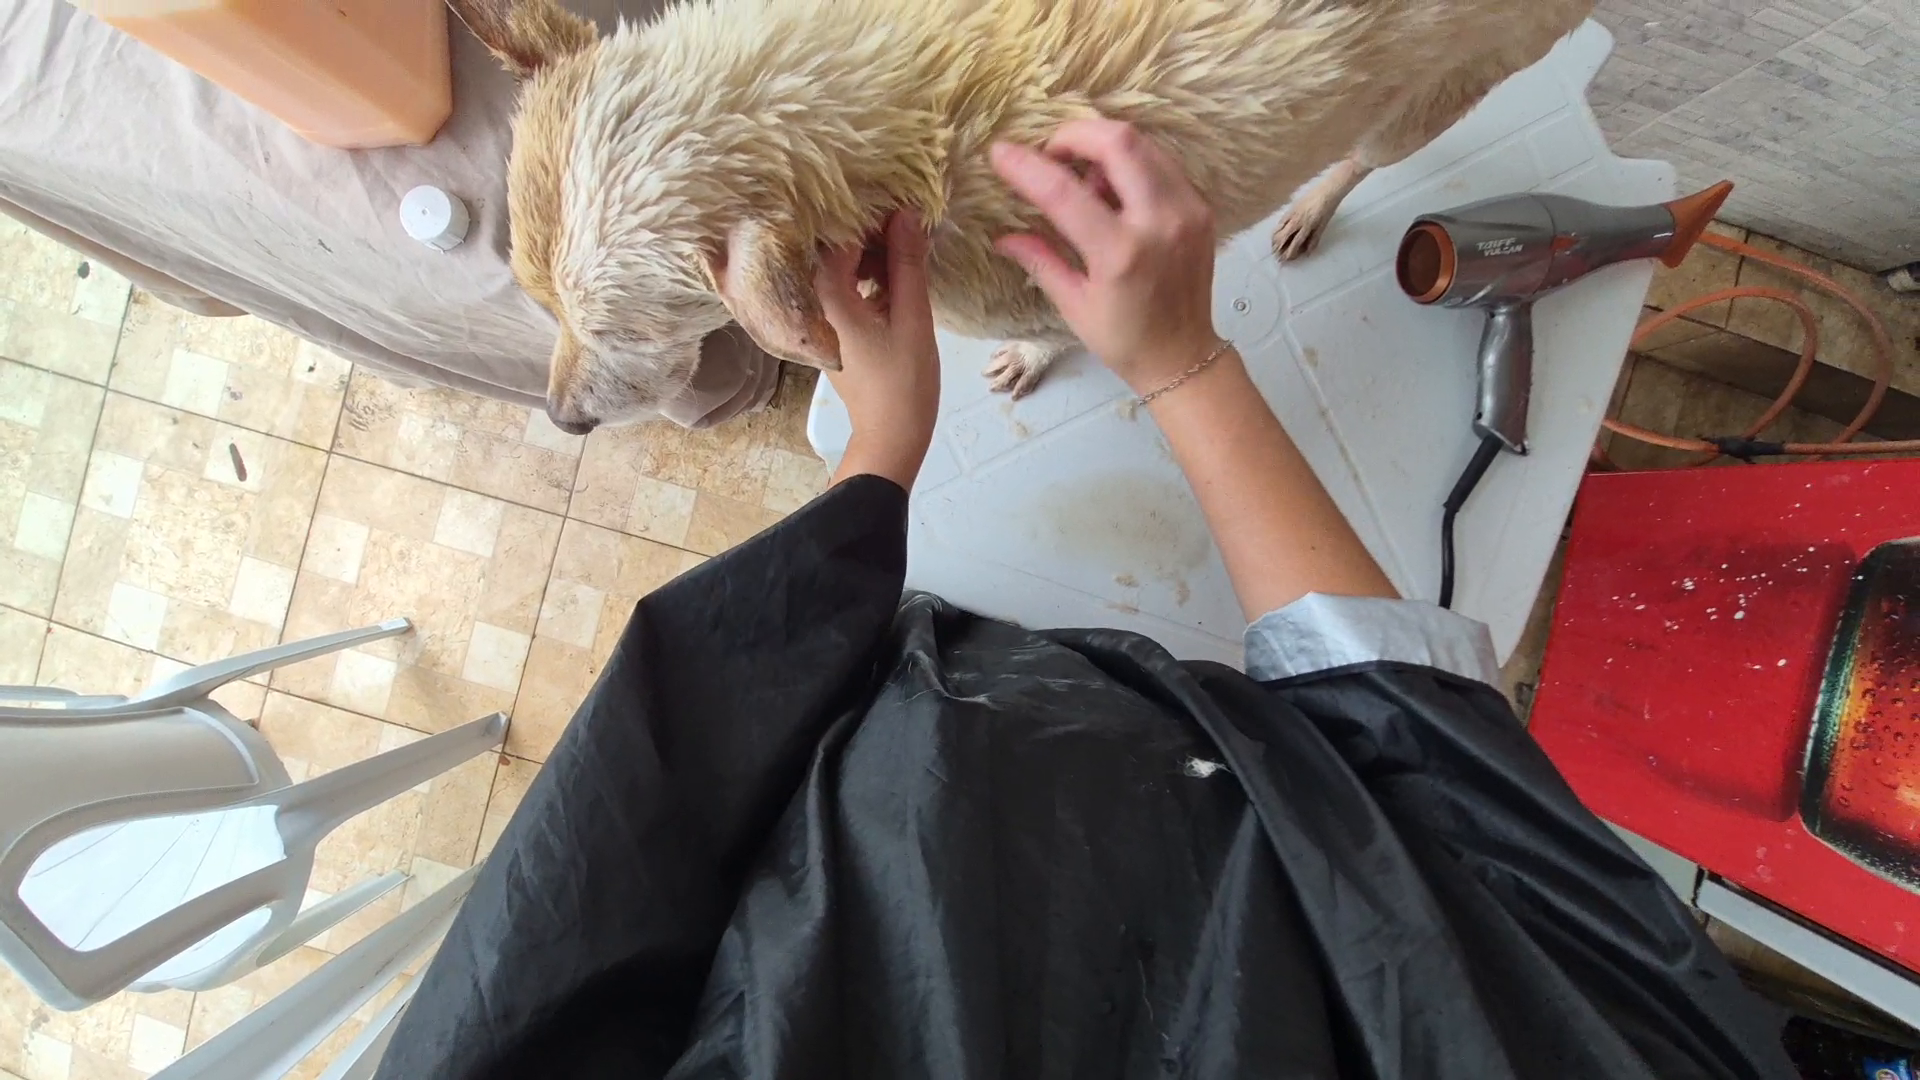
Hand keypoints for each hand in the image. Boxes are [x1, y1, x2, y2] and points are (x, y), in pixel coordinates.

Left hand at [815, 210, 940, 487]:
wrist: (891, 437)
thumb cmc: (904, 383)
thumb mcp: (912, 318)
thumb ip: (907, 263)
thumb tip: (907, 213)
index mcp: (826, 296)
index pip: (841, 233)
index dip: (873, 214)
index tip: (904, 203)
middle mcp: (813, 303)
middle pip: (836, 247)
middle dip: (872, 231)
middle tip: (911, 221)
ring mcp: (821, 318)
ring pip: (843, 268)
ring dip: (873, 254)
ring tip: (909, 246)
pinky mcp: (834, 330)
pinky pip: (847, 289)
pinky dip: (869, 278)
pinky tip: (898, 275)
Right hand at [991, 119, 1221, 396]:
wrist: (1182, 355)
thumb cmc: (1123, 339)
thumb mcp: (1074, 305)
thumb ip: (1040, 260)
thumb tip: (1002, 236)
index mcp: (1121, 255)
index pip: (1065, 193)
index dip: (1028, 167)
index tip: (1001, 153)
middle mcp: (1159, 223)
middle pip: (1117, 142)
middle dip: (1074, 135)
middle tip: (1050, 154)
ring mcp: (1187, 211)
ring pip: (1143, 144)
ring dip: (1104, 148)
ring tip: (1083, 178)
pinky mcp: (1201, 207)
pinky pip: (1162, 163)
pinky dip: (1132, 164)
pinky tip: (1114, 192)